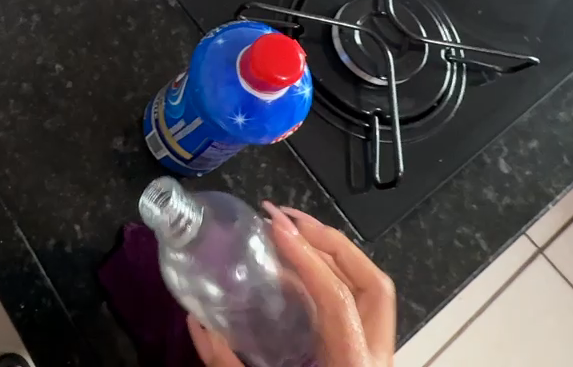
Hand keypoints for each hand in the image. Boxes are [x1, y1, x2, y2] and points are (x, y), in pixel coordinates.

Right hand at [186, 203, 396, 366]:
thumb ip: (227, 366)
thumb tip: (195, 320)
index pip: (338, 299)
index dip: (307, 258)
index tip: (273, 229)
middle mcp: (375, 361)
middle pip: (373, 285)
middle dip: (332, 242)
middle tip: (284, 221)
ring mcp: (377, 360)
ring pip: (372, 292)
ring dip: (333, 253)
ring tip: (290, 231)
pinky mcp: (367, 359)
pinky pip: (358, 306)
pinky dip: (330, 276)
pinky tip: (296, 269)